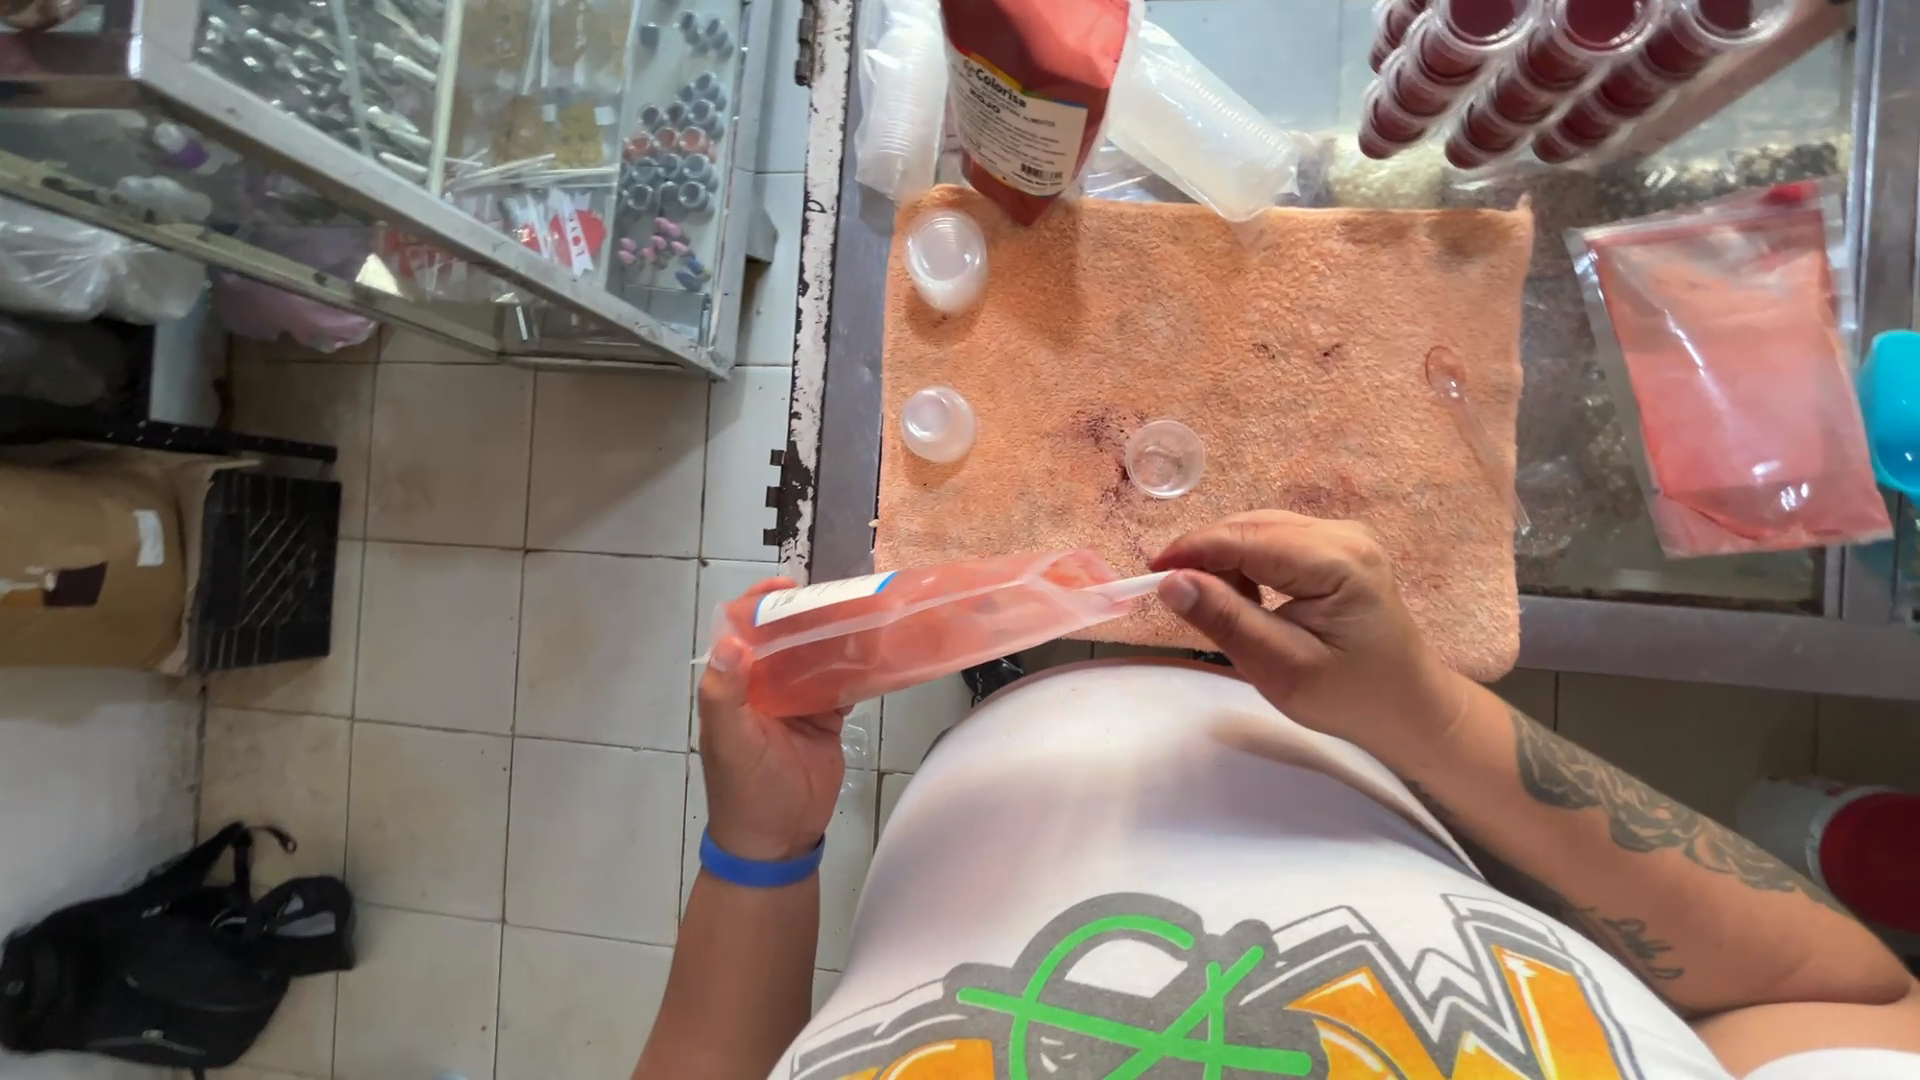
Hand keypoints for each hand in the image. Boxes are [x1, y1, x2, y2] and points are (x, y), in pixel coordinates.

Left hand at [699, 578, 846, 861]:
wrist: (779, 839)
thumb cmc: (748, 790)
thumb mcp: (731, 744)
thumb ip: (725, 696)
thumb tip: (732, 643)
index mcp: (736, 686)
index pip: (742, 632)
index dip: (759, 604)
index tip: (787, 586)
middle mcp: (765, 686)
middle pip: (784, 638)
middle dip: (806, 614)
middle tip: (838, 595)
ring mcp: (797, 701)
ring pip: (815, 656)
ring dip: (834, 636)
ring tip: (862, 612)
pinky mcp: (825, 717)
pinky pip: (840, 682)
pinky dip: (855, 666)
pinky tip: (875, 649)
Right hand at [1152, 511, 1467, 751]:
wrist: (1406, 707)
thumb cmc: (1348, 696)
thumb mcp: (1280, 668)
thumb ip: (1226, 620)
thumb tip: (1171, 582)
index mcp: (1338, 561)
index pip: (1246, 539)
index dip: (1193, 549)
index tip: (1150, 572)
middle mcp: (1343, 534)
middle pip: (1250, 527)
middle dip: (1205, 555)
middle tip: (1174, 594)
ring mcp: (1342, 536)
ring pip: (1257, 530)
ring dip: (1224, 560)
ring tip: (1214, 605)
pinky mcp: (1335, 546)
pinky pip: (1272, 540)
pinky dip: (1244, 563)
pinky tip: (1245, 598)